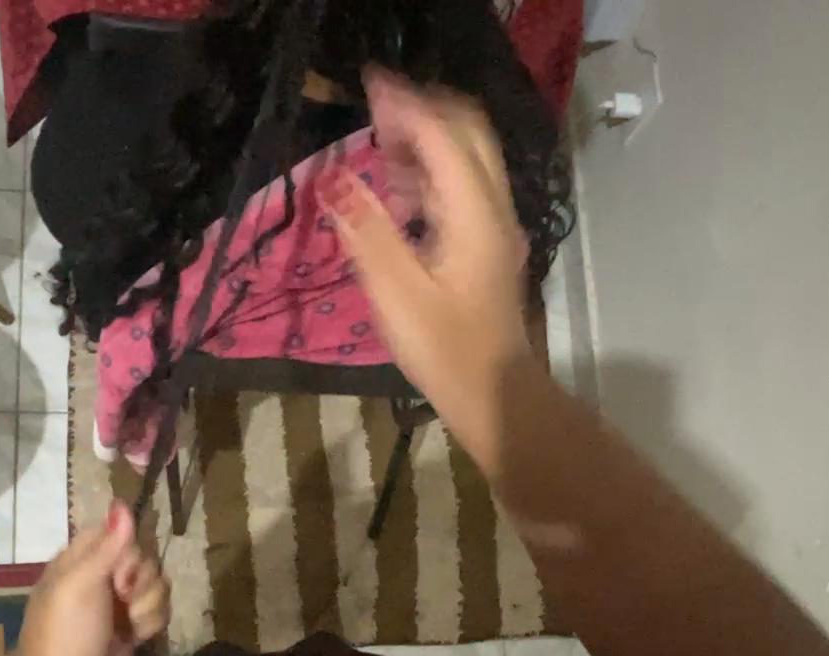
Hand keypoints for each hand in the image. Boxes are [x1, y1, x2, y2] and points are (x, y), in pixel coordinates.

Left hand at [14, 501, 168, 655]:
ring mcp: (122, 599)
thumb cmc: (64, 632)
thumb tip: (122, 503)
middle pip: (146, 558)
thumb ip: (106, 546)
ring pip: (158, 584)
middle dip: (141, 583)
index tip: (120, 575)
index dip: (129, 552)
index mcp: (83, 557)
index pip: (122, 532)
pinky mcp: (136, 622)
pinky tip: (135, 637)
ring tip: (128, 627)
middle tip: (121, 601)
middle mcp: (105, 572)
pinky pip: (161, 608)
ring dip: (147, 607)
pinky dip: (151, 624)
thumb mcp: (79, 585)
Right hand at [324, 69, 535, 395]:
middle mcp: (493, 210)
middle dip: (422, 114)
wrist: (492, 393)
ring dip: (428, 145)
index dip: (405, 106)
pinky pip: (465, 191)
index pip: (443, 136)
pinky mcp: (489, 248)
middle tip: (375, 117)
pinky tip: (402, 199)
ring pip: (468, 161)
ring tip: (381, 155)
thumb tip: (333, 180)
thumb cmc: (444, 351)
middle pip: (467, 134)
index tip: (367, 88)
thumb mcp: (396, 294)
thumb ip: (366, 233)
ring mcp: (495, 228)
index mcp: (473, 215)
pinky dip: (434, 177)